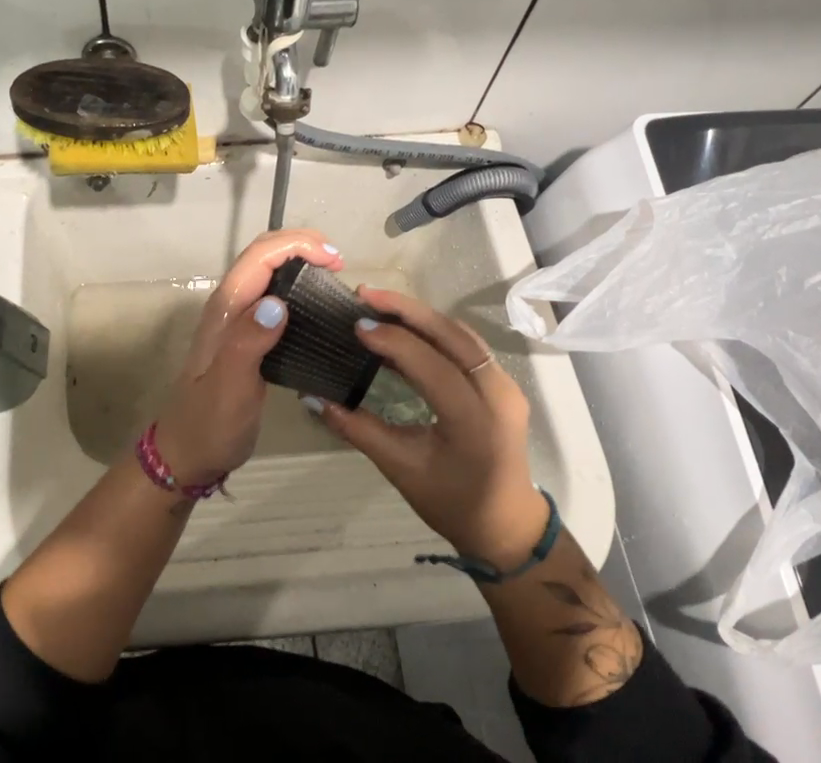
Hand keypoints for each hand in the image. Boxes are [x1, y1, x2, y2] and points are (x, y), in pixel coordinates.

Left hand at [151, 230, 343, 483]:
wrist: (187, 455)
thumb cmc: (209, 424)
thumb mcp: (229, 388)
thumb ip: (248, 343)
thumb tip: (277, 303)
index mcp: (225, 311)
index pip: (259, 257)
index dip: (296, 245)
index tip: (335, 259)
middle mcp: (230, 308)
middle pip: (262, 257)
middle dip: (300, 245)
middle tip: (339, 262)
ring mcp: (237, 324)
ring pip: (267, 275)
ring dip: (299, 264)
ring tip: (335, 278)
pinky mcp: (247, 341)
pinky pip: (272, 300)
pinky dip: (297, 291)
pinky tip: (317, 308)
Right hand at [317, 287, 549, 566]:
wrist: (506, 526)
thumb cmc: (453, 502)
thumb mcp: (402, 469)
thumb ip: (358, 429)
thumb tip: (313, 398)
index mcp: (474, 418)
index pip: (431, 364)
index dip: (392, 340)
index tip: (355, 325)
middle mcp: (497, 392)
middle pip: (452, 335)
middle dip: (406, 309)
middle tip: (364, 294)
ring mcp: (504, 385)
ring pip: (460, 335)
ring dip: (420, 316)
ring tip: (378, 304)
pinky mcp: (500, 385)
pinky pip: (466, 347)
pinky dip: (434, 332)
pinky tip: (404, 329)